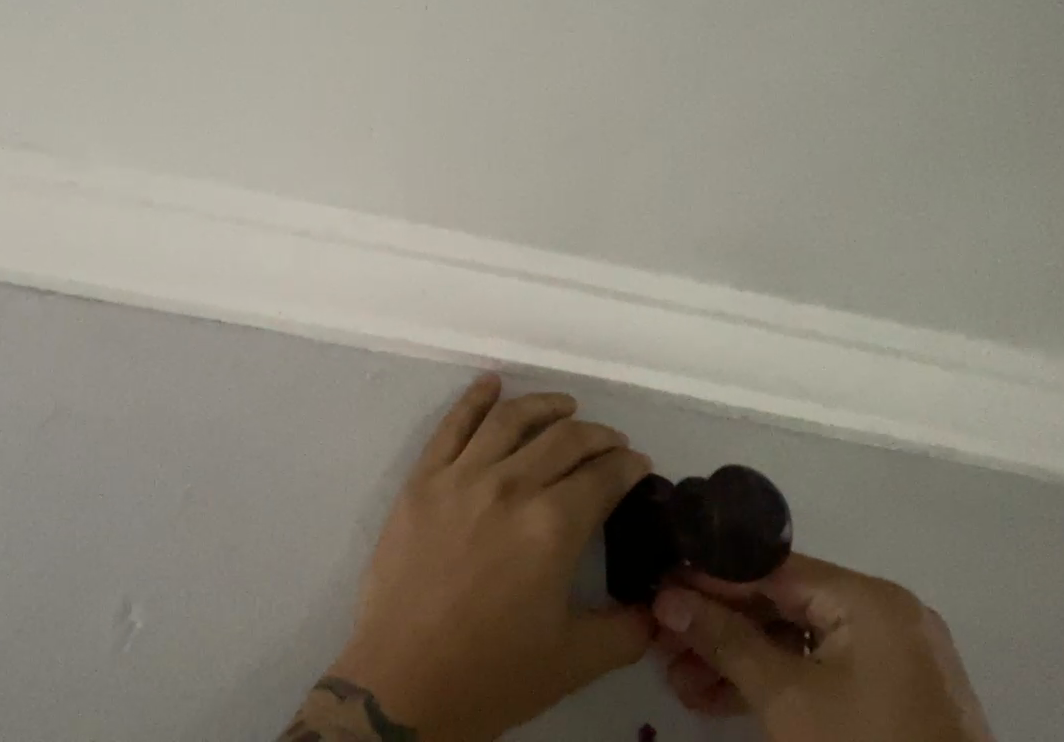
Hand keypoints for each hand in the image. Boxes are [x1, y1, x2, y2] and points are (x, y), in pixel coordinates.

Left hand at [305, 374, 656, 741]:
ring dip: (545, 405)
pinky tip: (491, 383)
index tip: (638, 466)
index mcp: (552, 526)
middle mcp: (510, 486)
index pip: (603, 476)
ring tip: (566, 405)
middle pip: (564, 440)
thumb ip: (628, 629)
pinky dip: (475, 398)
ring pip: (510, 419)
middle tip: (611, 443)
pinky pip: (452, 424)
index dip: (628, 466)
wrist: (405, 679)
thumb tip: (658, 608)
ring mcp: (460, 477)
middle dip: (598, 436)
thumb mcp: (575, 660)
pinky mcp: (422, 479)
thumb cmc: (493, 673)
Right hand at [652, 553, 994, 741]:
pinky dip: (772, 683)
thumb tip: (665, 597)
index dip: (709, 580)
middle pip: (778, 606)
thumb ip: (722, 639)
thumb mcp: (785, 698)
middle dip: (717, 630)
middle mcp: (882, 615)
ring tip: (681, 684)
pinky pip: (816, 671)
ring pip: (793, 642)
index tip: (659, 588)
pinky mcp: (887, 695)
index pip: (769, 570)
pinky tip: (717, 699)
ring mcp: (888, 658)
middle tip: (662, 644)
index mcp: (868, 599)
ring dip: (736, 662)